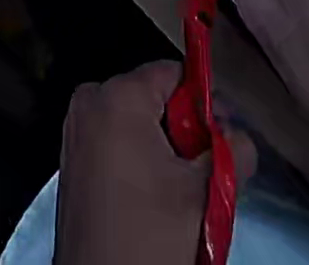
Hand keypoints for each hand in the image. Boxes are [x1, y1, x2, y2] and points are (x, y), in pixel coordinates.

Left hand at [53, 61, 255, 264]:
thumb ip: (233, 150)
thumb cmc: (152, 235)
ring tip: (180, 190)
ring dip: (163, 146)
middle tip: (205, 171)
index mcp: (119, 95)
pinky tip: (153, 197)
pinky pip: (115, 138)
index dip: (204, 101)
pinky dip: (138, 157)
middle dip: (184, 128)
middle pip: (154, 96)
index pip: (174, 74)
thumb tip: (237, 134)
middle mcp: (91, 100)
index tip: (223, 138)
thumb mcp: (206, 192)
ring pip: (136, 120)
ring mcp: (75, 127)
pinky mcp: (70, 156)